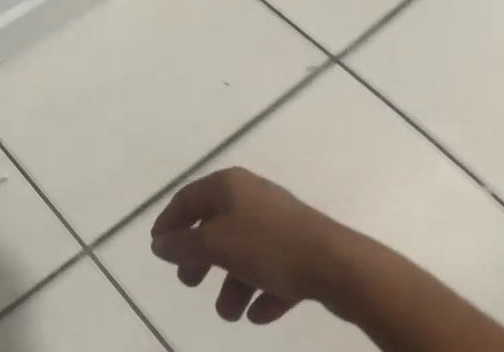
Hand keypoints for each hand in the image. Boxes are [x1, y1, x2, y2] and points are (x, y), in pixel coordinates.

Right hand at [150, 167, 357, 324]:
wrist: (345, 270)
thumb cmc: (269, 246)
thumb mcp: (215, 245)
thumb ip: (183, 245)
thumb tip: (158, 245)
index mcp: (228, 186)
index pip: (187, 200)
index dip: (169, 223)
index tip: (159, 248)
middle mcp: (253, 198)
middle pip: (216, 228)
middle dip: (201, 260)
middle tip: (188, 282)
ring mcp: (283, 225)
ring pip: (247, 253)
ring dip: (233, 283)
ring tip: (227, 314)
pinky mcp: (308, 251)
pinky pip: (276, 270)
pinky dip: (263, 291)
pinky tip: (257, 316)